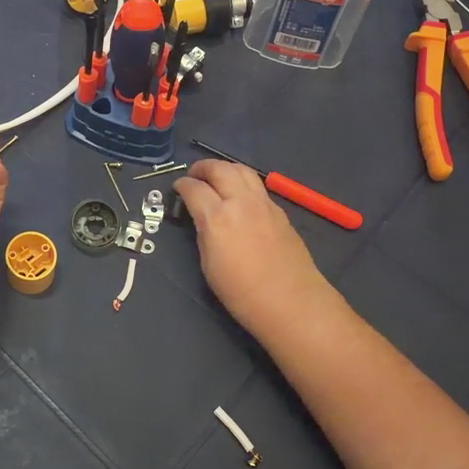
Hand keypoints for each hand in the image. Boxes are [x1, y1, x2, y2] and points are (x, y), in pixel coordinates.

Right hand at [173, 160, 333, 335]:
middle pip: (220, 169)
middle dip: (203, 167)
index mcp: (217, 217)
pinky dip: (243, 183)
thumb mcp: (208, 263)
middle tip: (194, 174)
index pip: (194, 188)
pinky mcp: (279, 210)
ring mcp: (263, 203)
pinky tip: (239, 197)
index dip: (182, 185)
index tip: (178, 187)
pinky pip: (257, 186)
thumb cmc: (241, 292)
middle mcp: (240, 202)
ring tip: (217, 178)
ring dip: (225, 169)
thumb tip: (203, 219)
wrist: (290, 300)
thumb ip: (204, 233)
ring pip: (242, 170)